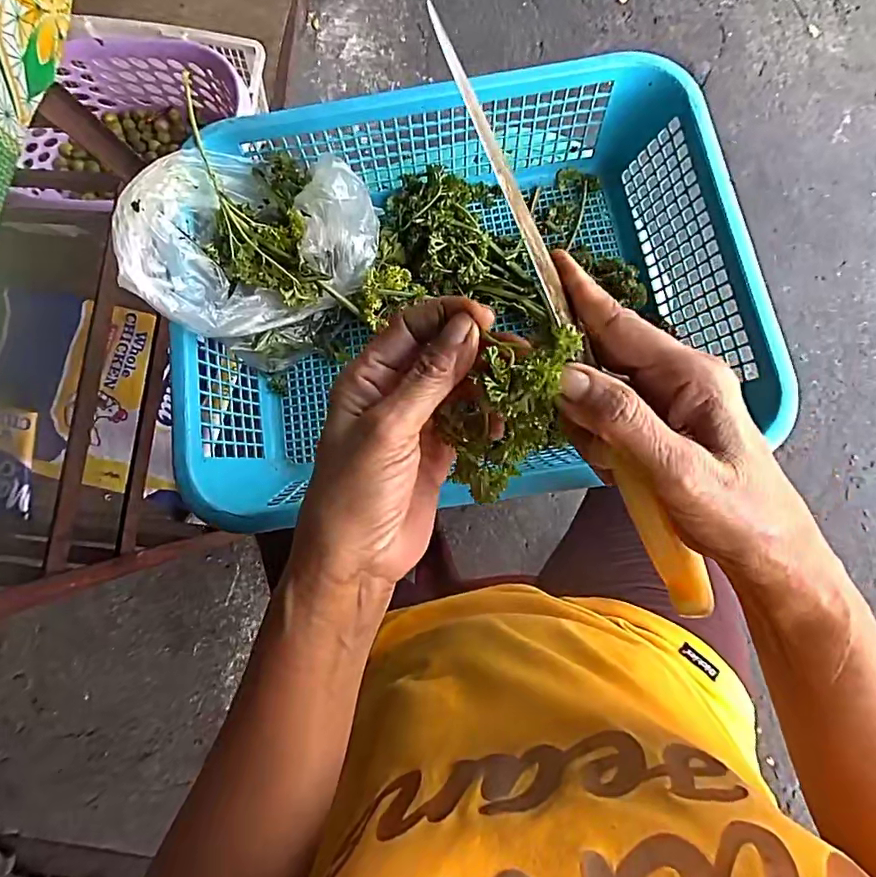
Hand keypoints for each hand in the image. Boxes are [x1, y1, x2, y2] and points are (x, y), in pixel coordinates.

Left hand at [295, 297, 494, 590]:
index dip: (447, 315)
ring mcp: (420, 419)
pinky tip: (503, 422)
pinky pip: (470, 418)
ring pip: (460, 384)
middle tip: (517, 350)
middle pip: (442, 351)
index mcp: (370, 376)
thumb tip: (466, 327)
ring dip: (489, 381)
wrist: (358, 561)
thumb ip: (430, 377)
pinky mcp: (441, 447)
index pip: (411, 326)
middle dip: (477, 347)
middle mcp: (395, 391)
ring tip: (520, 382)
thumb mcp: (390, 428)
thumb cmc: (355, 492)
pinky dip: (488, 416)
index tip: (485, 318)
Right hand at [553, 251, 822, 585]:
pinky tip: (616, 468)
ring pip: (600, 391)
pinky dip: (598, 440)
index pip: (623, 324)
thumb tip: (566, 375)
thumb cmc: (740, 513)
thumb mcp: (680, 470)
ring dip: (585, 418)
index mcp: (691, 375)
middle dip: (567, 367)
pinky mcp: (656, 432)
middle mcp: (677, 381)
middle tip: (531, 378)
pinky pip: (608, 421)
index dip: (582, 293)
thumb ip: (623, 421)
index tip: (550, 260)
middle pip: (605, 354)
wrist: (768, 553)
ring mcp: (666, 407)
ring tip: (609, 458)